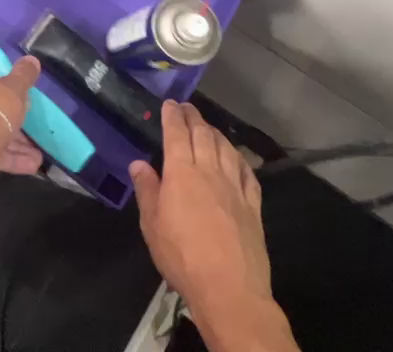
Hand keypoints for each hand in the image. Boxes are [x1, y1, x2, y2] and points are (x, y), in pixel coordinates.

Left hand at [0, 57, 42, 175]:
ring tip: (36, 157)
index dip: (3, 91)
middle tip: (29, 131)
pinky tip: (29, 164)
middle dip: (10, 122)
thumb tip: (31, 59)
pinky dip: (6, 156)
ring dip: (13, 144)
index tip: (19, 101)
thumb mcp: (15, 89)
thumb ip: (23, 75)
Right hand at [130, 101, 274, 315]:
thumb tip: (139, 164)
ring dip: (216, 133)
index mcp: (182, 173)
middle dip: (194, 117)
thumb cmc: (182, 256)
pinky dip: (240, 160)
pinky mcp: (253, 206)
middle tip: (188, 107)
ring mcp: (235, 188)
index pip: (177, 134)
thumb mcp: (151, 225)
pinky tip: (237, 159)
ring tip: (209, 128)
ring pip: (227, 150)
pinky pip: (248, 174)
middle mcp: (210, 172)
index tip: (169, 104)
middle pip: (203, 135)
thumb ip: (147, 190)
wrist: (229, 289)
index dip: (172, 116)